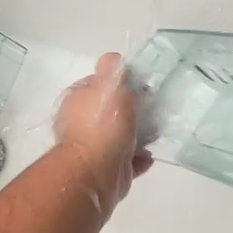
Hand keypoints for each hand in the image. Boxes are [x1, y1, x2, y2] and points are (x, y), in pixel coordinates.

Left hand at [53, 53, 152, 209]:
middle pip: (111, 112)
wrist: (95, 172)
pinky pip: (127, 162)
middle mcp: (81, 123)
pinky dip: (139, 158)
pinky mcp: (106, 171)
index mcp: (77, 100)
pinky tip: (149, 156)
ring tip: (155, 134)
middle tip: (152, 110)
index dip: (120, 84)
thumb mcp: (109, 83)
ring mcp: (92, 149)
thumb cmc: (102, 124)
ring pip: (120, 137)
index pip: (98, 85)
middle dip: (132, 111)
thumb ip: (112, 68)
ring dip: (138, 136)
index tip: (140, 87)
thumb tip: (115, 60)